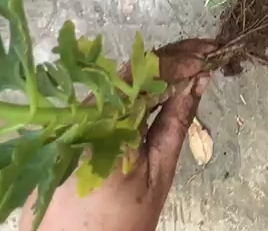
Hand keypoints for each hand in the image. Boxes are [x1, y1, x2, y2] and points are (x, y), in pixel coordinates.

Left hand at [26, 39, 218, 230]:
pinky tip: (156, 92)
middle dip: (170, 61)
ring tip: (187, 69)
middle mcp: (76, 121)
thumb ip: (176, 122)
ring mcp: (62, 127)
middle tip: (204, 55)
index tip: (210, 54)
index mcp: (102, 131)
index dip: (181, 58)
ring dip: (152, 75)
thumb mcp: (158, 177)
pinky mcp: (57, 137)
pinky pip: (101, 103)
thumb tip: (200, 77)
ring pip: (115, 86)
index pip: (146, 73)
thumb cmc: (120, 229)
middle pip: (129, 73)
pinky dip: (130, 95)